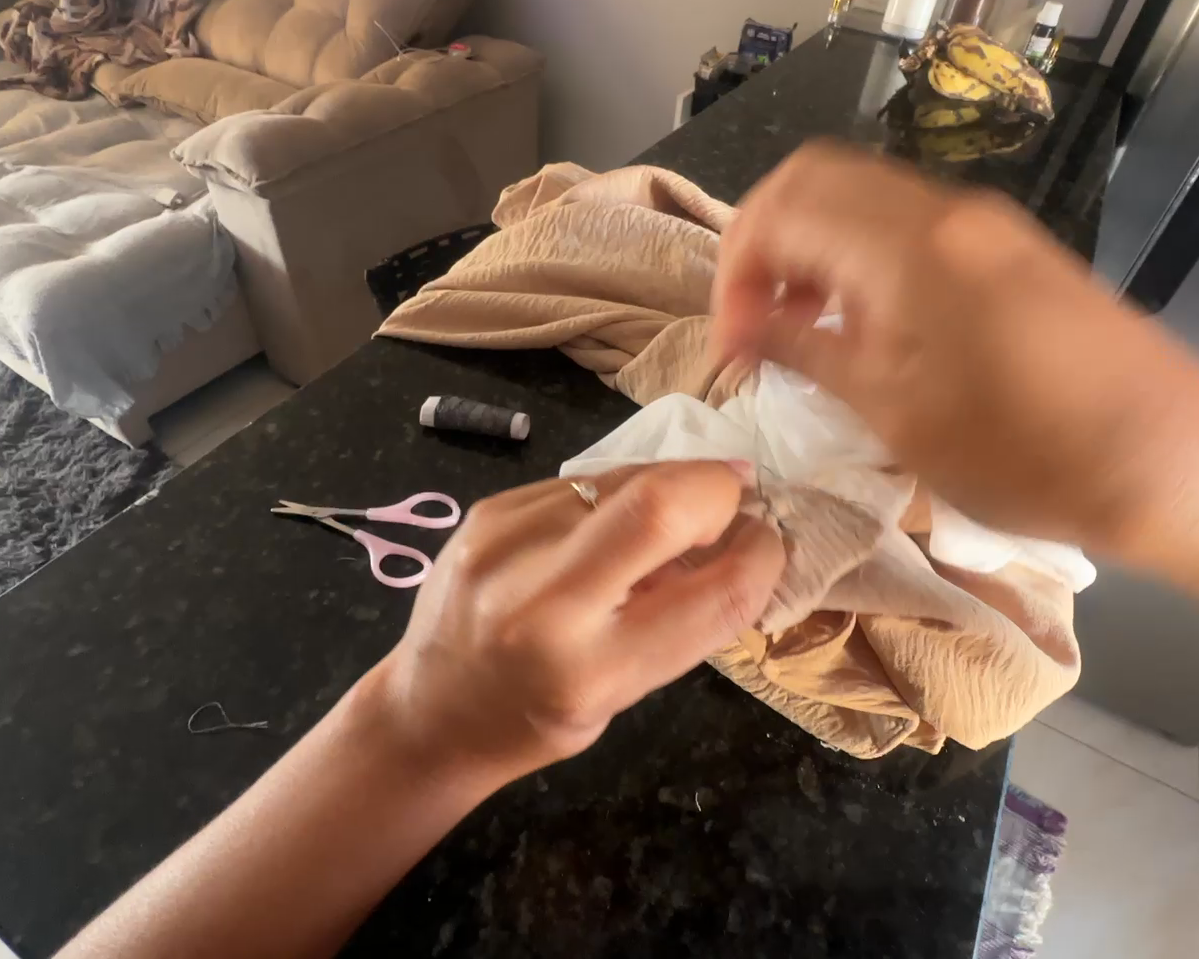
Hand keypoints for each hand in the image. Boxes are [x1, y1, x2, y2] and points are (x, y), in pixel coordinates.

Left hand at [371, 461, 784, 779]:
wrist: (429, 709)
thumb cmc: (536, 720)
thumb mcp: (622, 694)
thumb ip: (682, 619)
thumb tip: (740, 539)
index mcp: (590, 671)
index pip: (711, 596)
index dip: (761, 558)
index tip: (769, 542)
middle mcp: (543, 602)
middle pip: (659, 506)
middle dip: (717, 489)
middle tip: (739, 495)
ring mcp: (505, 544)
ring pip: (621, 478)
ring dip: (672, 481)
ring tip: (688, 499)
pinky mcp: (488, 510)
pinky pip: (582, 480)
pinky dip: (621, 488)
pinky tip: (624, 508)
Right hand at [711, 142, 1198, 579]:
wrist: (1180, 468)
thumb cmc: (1024, 453)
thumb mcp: (894, 410)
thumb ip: (807, 349)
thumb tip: (743, 327)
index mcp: (907, 244)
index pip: (780, 209)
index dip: (734, 272)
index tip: (730, 345)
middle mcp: (944, 209)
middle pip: (816, 180)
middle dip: (763, 245)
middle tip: (753, 322)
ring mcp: (984, 223)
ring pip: (860, 199)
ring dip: (810, 252)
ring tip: (799, 330)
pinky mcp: (1008, 249)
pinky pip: (905, 227)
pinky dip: (858, 260)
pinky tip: (862, 324)